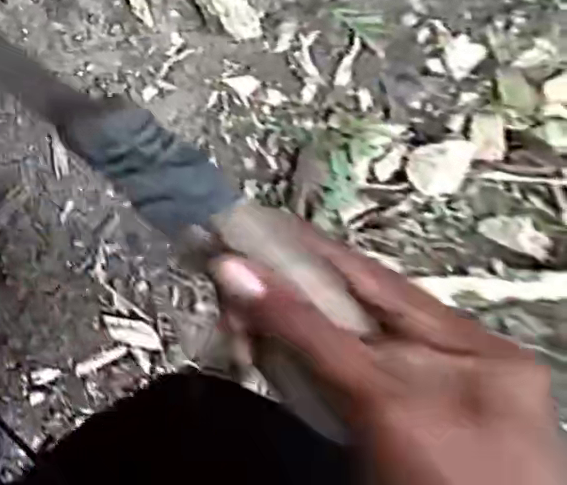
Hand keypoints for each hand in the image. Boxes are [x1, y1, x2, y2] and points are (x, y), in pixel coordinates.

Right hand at [210, 229, 566, 484]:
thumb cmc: (452, 477)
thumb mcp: (379, 398)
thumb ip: (302, 327)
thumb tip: (225, 263)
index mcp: (463, 341)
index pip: (357, 269)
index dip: (288, 244)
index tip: (222, 224)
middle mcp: (436, 352)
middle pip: (326, 299)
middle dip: (266, 296)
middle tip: (222, 299)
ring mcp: (406, 382)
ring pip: (309, 328)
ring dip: (262, 327)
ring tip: (236, 338)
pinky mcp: (374, 406)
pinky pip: (310, 360)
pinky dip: (275, 355)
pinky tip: (252, 357)